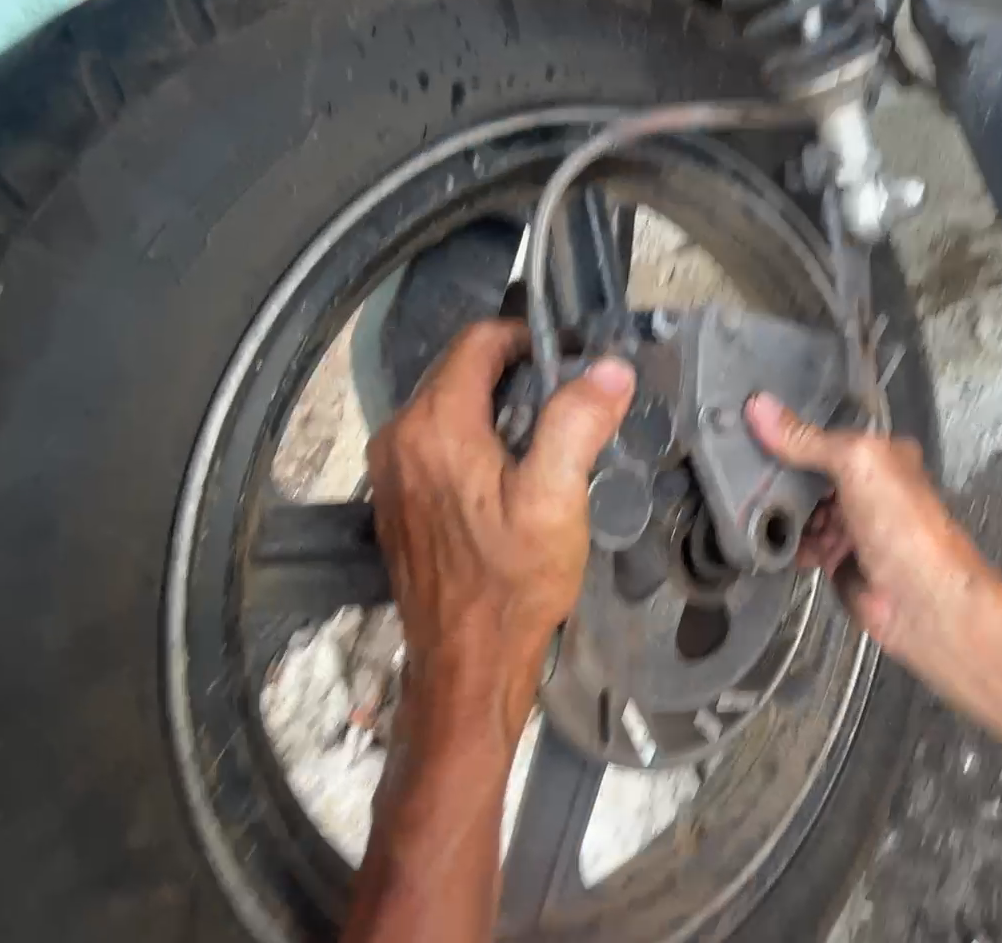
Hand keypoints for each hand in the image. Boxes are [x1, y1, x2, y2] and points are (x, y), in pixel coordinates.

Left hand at [367, 321, 634, 689]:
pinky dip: (476, 437)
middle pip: (461, 370)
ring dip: (499, 406)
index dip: (529, 339)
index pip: (478, 341)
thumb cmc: (515, 581)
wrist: (468, 661)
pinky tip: (511, 475)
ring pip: (450, 404)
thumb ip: (577, 423)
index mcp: (435, 426)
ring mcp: (391, 470)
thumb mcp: (557, 498)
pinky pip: (438, 440)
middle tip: (570, 405)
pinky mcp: (397, 498)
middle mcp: (399, 437)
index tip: (572, 362)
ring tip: (548, 440)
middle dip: (517, 374)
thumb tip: (610, 367)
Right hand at [744, 394, 992, 655]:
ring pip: (803, 509)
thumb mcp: (855, 464)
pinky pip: (801, 544)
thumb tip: (759, 406)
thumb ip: (806, 440)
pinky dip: (786, 543)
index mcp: (880, 455)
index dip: (794, 431)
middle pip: (811, 473)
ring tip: (754, 507)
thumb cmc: (902, 524)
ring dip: (781, 512)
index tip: (751, 425)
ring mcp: (852, 524)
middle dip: (782, 475)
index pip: (829, 434)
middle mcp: (867, 487)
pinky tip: (771, 540)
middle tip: (741, 470)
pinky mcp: (837, 559)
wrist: (920, 599)